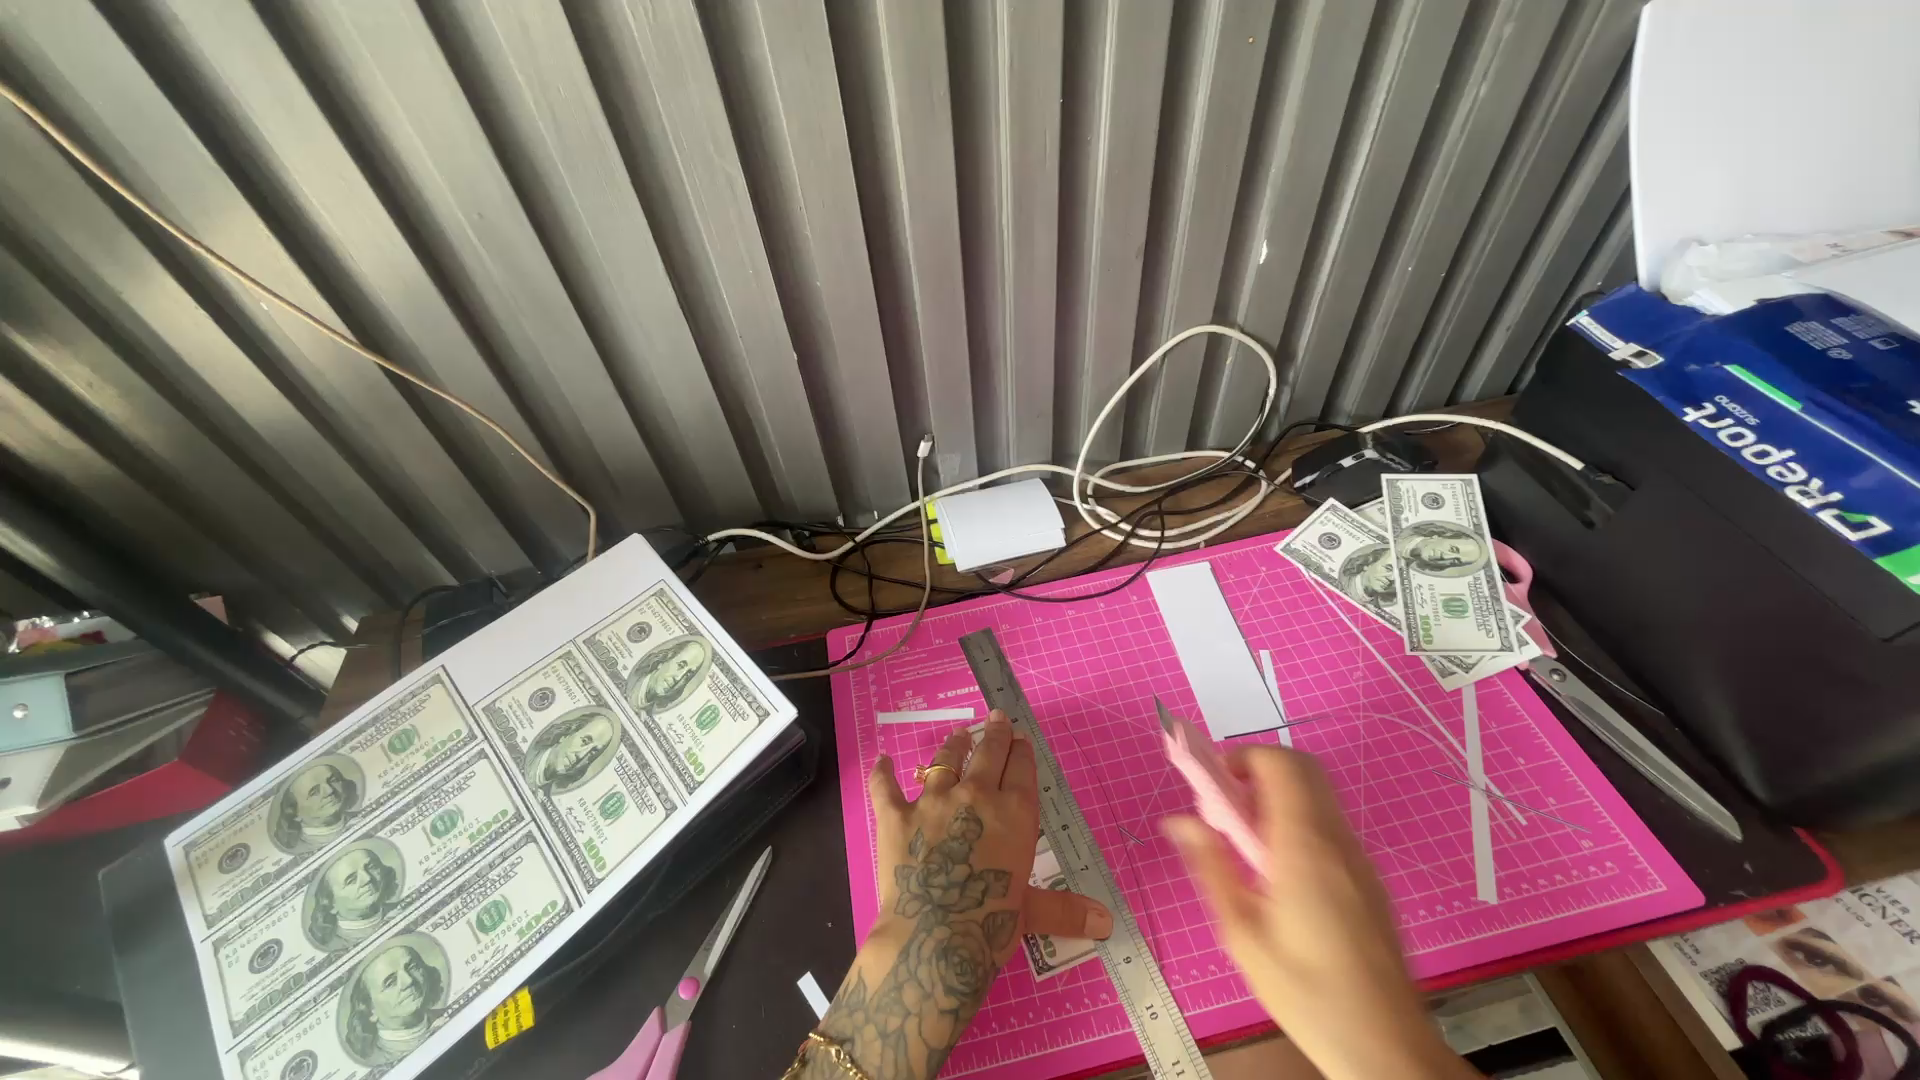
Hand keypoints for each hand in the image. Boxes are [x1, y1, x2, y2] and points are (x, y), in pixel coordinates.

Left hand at [808, 712, 1110, 1079]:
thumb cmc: (988, 926)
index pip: (1022, 769)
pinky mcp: (896, 816)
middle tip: (996, 717)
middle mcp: (975, 795)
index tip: (1022, 739)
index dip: (1022, 751)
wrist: (929, 938)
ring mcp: (932, 801)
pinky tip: (883, 760)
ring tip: (958, 734)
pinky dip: (883, 773)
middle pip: (988, 753)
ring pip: (945, 760)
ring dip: (953, 745)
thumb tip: (1107, 922)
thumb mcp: (1031, 913)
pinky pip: (886, 787)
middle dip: (995, 733)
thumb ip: (1065, 911)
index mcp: (1014, 813)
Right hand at [1163, 746, 1476, 1079]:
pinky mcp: (1368, 880)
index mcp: (1303, 845)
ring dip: (1278, 798)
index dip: (1243, 758)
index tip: (1214, 787)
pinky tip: (1278, 873)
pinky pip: (1330, 827)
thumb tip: (1179, 821)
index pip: (1281, 764)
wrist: (1386, 1047)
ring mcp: (1359, 859)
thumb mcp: (1241, 932)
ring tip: (1246, 844)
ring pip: (1319, 796)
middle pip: (1304, 769)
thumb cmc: (1304, 991)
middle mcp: (1337, 840)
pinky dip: (1298, 822)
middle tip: (1227, 808)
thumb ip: (1210, 866)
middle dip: (1259, 772)